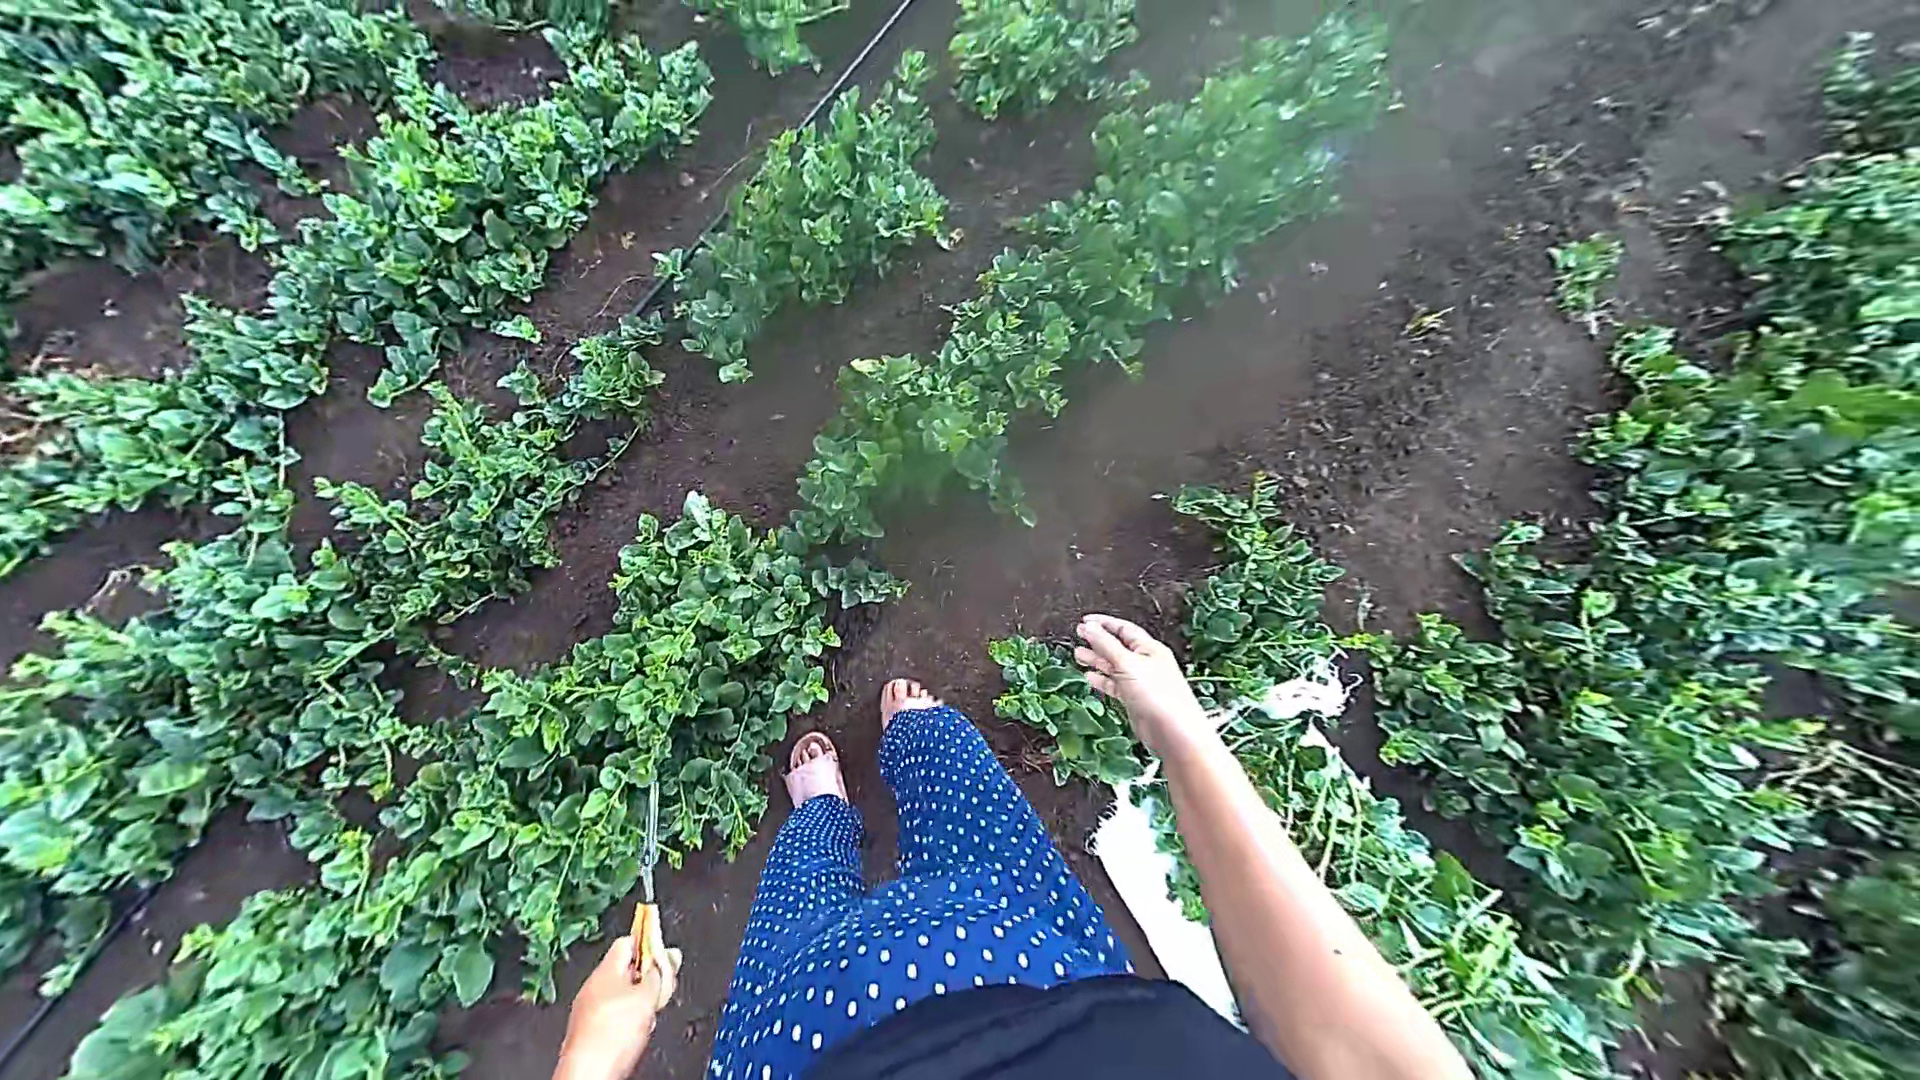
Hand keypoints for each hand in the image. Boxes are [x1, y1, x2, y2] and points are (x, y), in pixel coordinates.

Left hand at [553, 936, 681, 1079]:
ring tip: (648, 1014)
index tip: (663, 954)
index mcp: (605, 969)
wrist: (588, 1078)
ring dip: (638, 999)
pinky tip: (635, 1030)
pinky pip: (612, 1014)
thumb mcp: (650, 994)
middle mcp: (592, 986)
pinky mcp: (586, 1032)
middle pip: (627, 968)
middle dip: (646, 977)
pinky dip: (626, 1019)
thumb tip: (670, 954)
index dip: (649, 944)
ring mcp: (586, 1010)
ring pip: (621, 993)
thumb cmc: (613, 1034)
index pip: (630, 940)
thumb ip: (662, 971)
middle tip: (659, 989)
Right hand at [1075, 614, 1214, 760]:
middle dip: (1097, 640)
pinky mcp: (1134, 699)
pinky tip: (1090, 677)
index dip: (1103, 623)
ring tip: (1079, 654)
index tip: (1086, 621)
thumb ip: (1106, 644)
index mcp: (1149, 649)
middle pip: (1117, 646)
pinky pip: (1114, 685)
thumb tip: (1090, 628)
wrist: (1173, 732)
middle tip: (1080, 634)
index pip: (1123, 629)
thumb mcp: (1127, 663)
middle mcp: (1146, 663)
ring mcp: (1140, 682)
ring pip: (1114, 666)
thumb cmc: (1160, 696)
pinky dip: (1102, 680)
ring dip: (1096, 659)